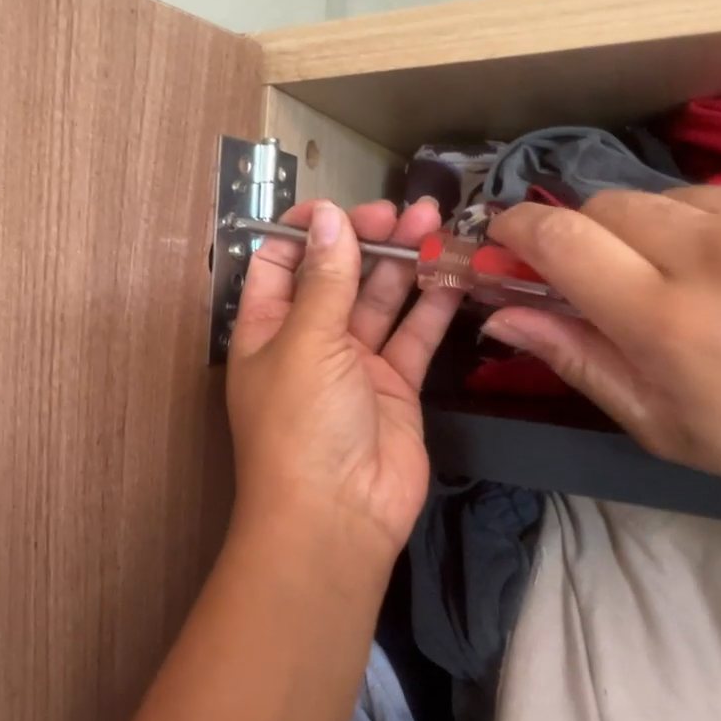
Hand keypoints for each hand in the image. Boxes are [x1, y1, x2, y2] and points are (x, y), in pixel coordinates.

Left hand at [226, 198, 462, 562]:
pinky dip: (433, 306)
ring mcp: (354, 364)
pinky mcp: (395, 387)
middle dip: (367, 239)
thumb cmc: (300, 425)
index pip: (279, 262)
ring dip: (404, 263)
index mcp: (266, 327)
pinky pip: (414, 336)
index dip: (305, 229)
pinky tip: (454, 272)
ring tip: (436, 223)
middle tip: (404, 211)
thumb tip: (327, 217)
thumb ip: (324, 279)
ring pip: (380, 300)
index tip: (340, 204)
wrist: (337, 516)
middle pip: (337, 275)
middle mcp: (308, 340)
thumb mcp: (305, 342)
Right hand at [482, 184, 720, 515]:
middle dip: (587, 235)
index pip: (559, 239)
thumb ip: (577, 359)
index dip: (516, 230)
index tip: (503, 239)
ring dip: (661, 232)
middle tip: (610, 276)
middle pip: (605, 204)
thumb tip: (502, 313)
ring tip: (706, 282)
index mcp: (670, 322)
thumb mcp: (668, 427)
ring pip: (673, 198)